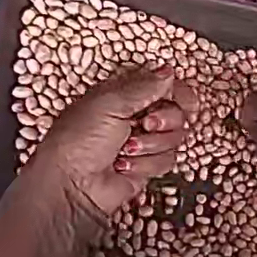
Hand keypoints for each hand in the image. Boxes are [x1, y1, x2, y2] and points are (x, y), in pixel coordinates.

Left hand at [22, 68, 197, 236]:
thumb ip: (144, 87)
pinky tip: (125, 166)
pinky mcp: (148, 165)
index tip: (183, 101)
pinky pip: (168, 161)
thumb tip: (168, 72)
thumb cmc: (79, 142)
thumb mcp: (109, 103)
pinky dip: (146, 164)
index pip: (164, 86)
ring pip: (175, 139)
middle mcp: (136, 117)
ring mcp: (144, 142)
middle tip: (145, 125)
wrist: (73, 185)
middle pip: (176, 113)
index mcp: (124, 95)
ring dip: (151, 146)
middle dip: (164, 121)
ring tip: (126, 150)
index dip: (177, 93)